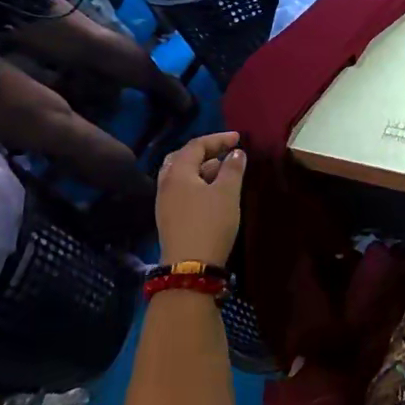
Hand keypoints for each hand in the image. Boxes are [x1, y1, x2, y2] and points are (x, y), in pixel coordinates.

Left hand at [156, 132, 245, 265]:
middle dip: (205, 152)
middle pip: (182, 158)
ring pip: (181, 176)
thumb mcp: (227, 193)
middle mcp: (166, 183)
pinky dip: (197, 183)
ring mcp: (165, 202)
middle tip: (225, 151)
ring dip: (202, 168)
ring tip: (223, 170)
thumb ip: (232, 169)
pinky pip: (182, 190)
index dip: (218, 139)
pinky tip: (212, 192)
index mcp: (178, 173)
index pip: (196, 145)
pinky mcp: (169, 217)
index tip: (239, 138)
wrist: (190, 267)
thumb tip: (236, 152)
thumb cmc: (210, 223)